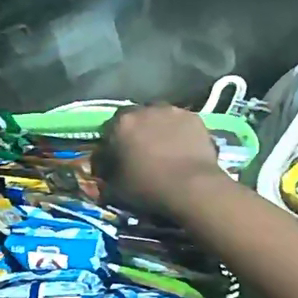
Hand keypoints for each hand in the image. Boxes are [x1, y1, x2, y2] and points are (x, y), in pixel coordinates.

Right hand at [98, 104, 227, 214]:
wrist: (191, 188)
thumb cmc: (147, 188)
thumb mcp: (114, 186)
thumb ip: (106, 171)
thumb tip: (104, 166)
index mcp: (121, 123)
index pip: (109, 128)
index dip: (113, 142)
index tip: (117, 156)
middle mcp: (144, 109)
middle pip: (136, 117)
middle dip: (137, 131)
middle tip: (142, 151)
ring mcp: (172, 111)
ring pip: (160, 117)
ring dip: (158, 128)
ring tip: (164, 149)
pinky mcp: (194, 118)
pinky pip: (180, 123)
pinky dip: (179, 132)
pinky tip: (183, 148)